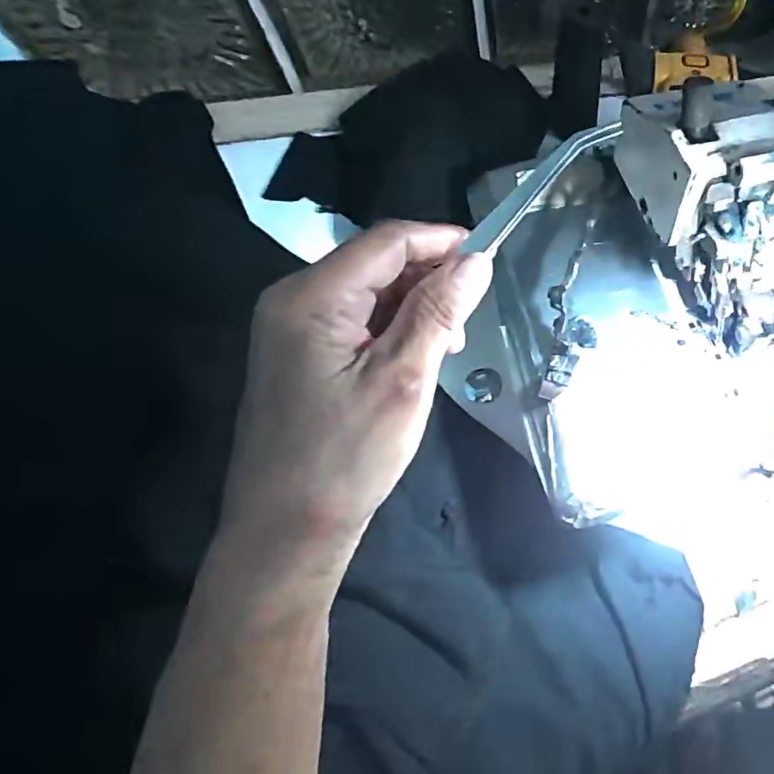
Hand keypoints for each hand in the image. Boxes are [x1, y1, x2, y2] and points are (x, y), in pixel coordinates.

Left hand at [220, 221, 493, 565]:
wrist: (284, 533)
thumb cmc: (345, 460)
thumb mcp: (403, 381)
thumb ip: (438, 311)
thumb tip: (477, 261)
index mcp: (311, 297)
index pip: (386, 240)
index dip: (441, 240)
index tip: (489, 258)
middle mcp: (293, 298)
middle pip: (374, 260)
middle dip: (429, 276)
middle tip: (470, 312)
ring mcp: (291, 325)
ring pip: (368, 288)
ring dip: (414, 302)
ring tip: (449, 340)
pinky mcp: (299, 350)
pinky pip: (354, 316)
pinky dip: (392, 324)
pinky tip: (418, 352)